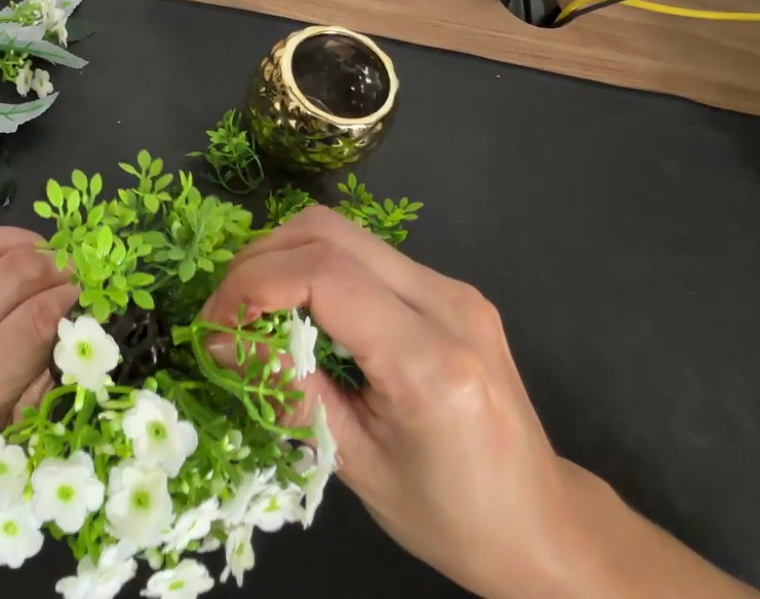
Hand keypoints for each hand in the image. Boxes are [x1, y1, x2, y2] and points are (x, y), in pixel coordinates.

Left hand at [0, 225, 76, 598]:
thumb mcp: (26, 449)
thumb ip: (48, 376)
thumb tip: (79, 315)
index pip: (28, 322)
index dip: (68, 297)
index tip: (93, 291)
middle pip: (2, 276)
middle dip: (51, 265)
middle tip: (77, 271)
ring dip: (14, 241)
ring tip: (43, 256)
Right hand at [202, 207, 759, 598]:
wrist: (544, 527)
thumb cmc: (450, 516)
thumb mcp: (354, 463)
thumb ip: (288, 389)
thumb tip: (221, 341)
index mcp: (431, 361)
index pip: (325, 275)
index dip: (253, 286)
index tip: (215, 327)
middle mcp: (448, 304)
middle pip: (328, 232)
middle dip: (257, 261)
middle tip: (224, 314)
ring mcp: (453, 290)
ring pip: (342, 232)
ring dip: (281, 259)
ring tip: (251, 311)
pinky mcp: (448, 290)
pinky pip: (363, 255)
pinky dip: (312, 269)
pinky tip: (296, 312)